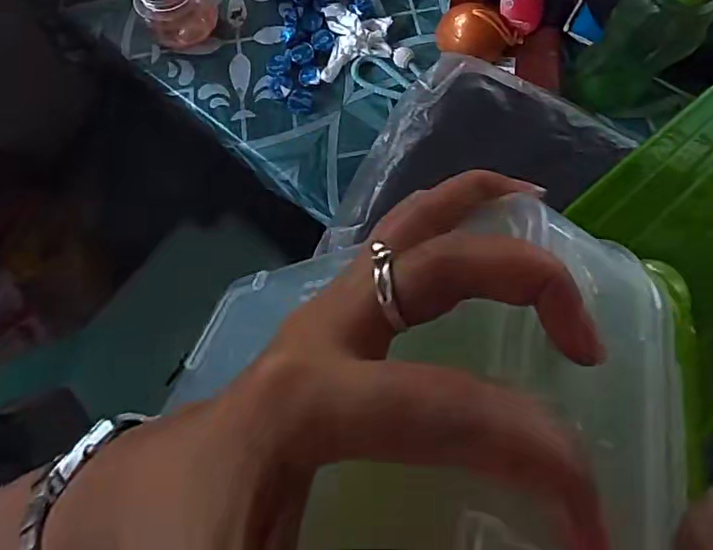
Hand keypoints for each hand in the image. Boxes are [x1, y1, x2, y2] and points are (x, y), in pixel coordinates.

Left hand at [42, 170, 610, 549]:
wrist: (125, 510)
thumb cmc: (184, 538)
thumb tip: (472, 547)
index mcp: (307, 396)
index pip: (441, 405)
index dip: (530, 453)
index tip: (587, 523)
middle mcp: (319, 332)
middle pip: (420, 262)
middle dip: (514, 274)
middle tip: (585, 327)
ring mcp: (318, 316)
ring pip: (398, 230)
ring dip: (465, 204)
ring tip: (529, 197)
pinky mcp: (321, 325)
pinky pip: (386, 253)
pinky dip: (435, 226)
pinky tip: (469, 232)